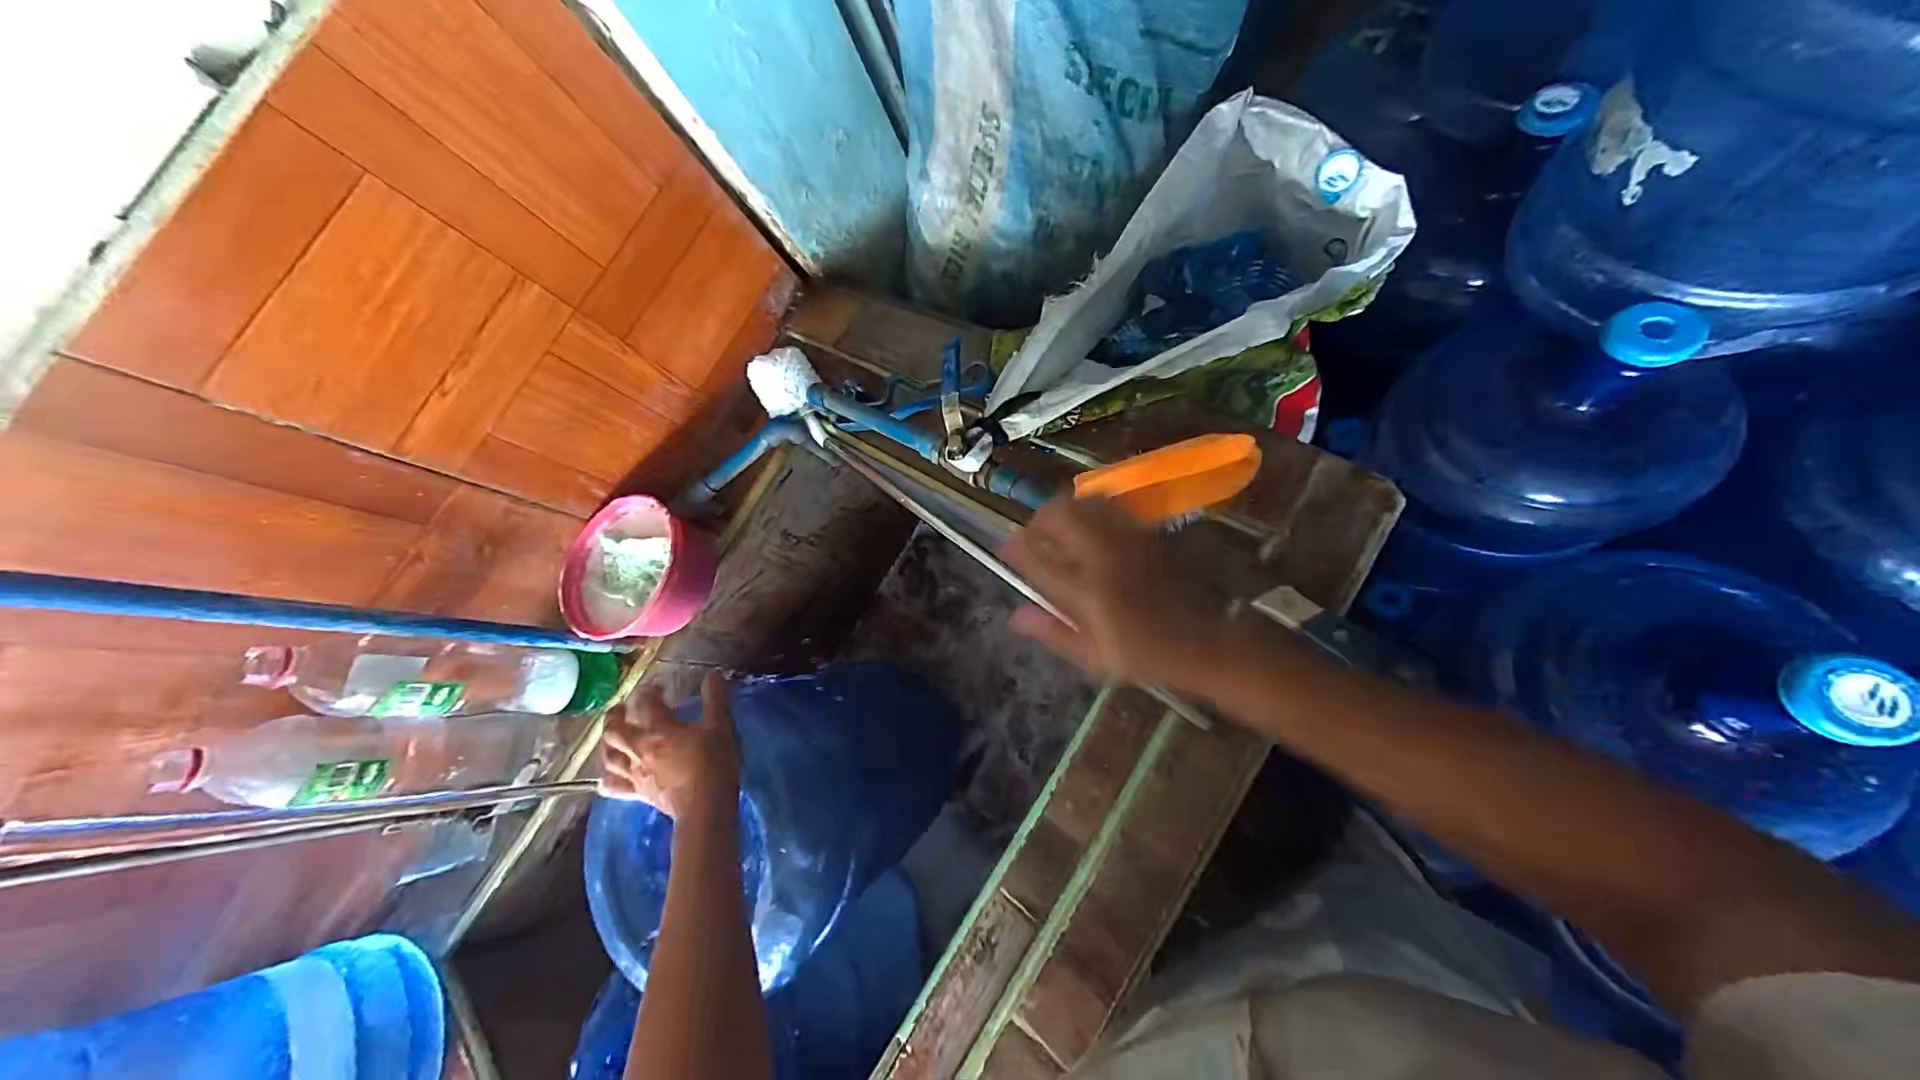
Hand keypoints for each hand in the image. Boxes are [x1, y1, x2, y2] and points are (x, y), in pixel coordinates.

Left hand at [600, 673, 740, 819]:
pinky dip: (607, 780)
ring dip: (606, 742)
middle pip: (615, 728)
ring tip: (612, 735)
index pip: (645, 703)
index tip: (658, 688)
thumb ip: (715, 700)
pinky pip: (614, 787)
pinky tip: (606, 778)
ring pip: (609, 755)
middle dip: (615, 714)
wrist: (704, 806)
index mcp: (660, 728)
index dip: (648, 691)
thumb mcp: (721, 727)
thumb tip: (712, 676)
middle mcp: (640, 748)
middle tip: (622, 708)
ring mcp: (635, 772)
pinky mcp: (636, 792)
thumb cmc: (714, 763)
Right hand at [1000, 497, 1230, 690]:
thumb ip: (1051, 631)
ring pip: (1084, 502)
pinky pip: (1111, 505)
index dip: (1016, 548)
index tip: (1006, 547)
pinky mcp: (1145, 532)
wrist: (1202, 642)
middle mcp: (1102, 556)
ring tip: (1063, 531)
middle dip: (1040, 521)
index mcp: (1085, 591)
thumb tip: (1016, 617)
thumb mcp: (1092, 655)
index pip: (1036, 557)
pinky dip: (1092, 509)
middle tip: (1037, 538)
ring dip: (1066, 510)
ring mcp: (1126, 539)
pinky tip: (1093, 528)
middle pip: (1059, 514)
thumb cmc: (1143, 654)